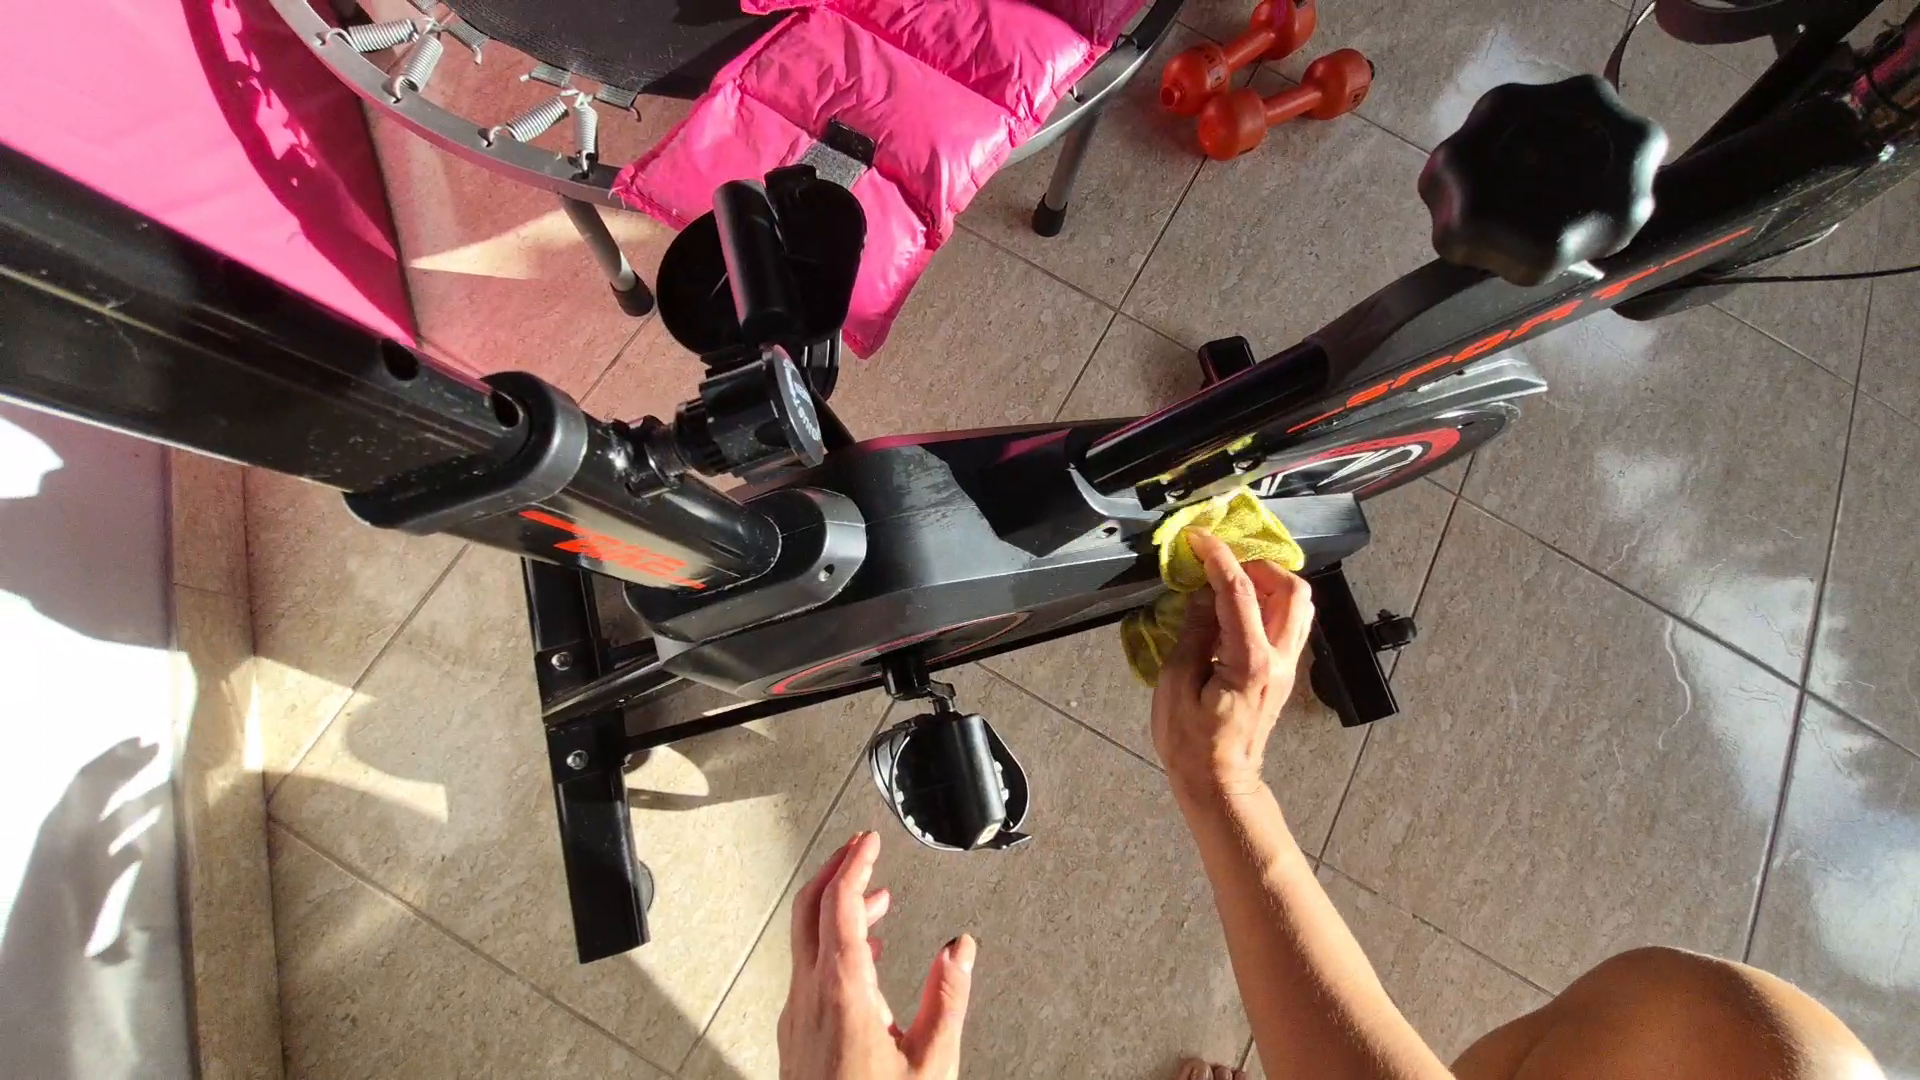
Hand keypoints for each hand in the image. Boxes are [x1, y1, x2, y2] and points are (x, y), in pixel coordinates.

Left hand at [779, 831, 975, 1079]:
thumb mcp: (931, 1065)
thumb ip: (947, 998)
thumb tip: (960, 946)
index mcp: (842, 994)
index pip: (837, 904)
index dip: (854, 864)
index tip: (869, 841)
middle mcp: (809, 998)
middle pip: (807, 910)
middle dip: (834, 869)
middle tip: (861, 848)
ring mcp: (796, 1017)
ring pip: (805, 938)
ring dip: (836, 906)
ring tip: (877, 898)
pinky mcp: (796, 1035)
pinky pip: (809, 968)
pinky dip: (833, 940)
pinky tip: (862, 952)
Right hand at [1150, 530, 1314, 801]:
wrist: (1219, 781)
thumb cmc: (1190, 740)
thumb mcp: (1176, 684)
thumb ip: (1194, 633)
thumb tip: (1204, 596)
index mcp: (1250, 661)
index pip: (1239, 592)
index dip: (1218, 558)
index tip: (1198, 538)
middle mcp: (1279, 659)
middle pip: (1292, 591)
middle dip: (1258, 565)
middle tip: (1222, 564)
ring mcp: (1288, 667)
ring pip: (1297, 605)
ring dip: (1268, 582)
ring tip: (1230, 581)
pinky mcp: (1283, 674)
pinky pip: (1287, 623)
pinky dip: (1267, 602)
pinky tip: (1236, 608)